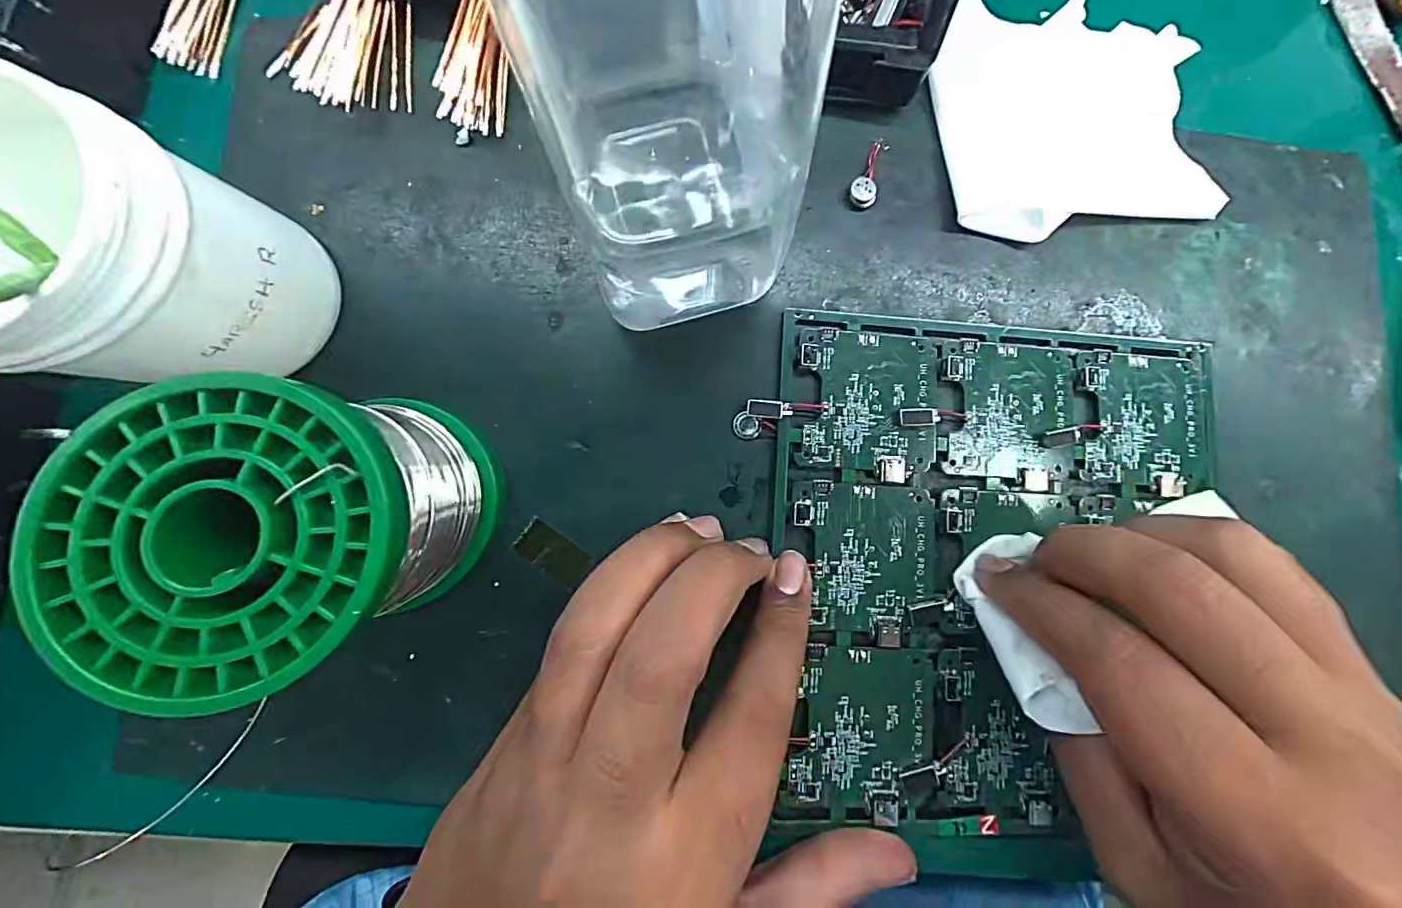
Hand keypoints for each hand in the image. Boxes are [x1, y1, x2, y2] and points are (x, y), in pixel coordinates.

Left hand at [403, 515, 915, 907]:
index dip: (780, 632)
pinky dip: (606, 587)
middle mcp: (614, 795)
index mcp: (688, 852)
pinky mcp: (502, 741)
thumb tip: (899, 855)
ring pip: (595, 630)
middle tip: (749, 550)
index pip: (750, 715)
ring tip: (695, 529)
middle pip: (664, 655)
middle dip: (713, 579)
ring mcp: (544, 760)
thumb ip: (809, 889)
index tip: (794, 576)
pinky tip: (639, 564)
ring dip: (650, 559)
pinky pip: (558, 645)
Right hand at [977, 517, 1401, 907]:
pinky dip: (1203, 549)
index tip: (1000, 582)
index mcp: (1271, 823)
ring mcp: (1378, 708)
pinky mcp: (1387, 686)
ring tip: (1095, 551)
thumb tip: (1045, 647)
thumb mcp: (1142, 874)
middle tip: (1035, 558)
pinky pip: (1284, 577)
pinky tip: (1162, 561)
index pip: (1125, 664)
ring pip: (1242, 557)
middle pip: (1182, 592)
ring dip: (1145, 534)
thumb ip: (1086, 756)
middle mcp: (1340, 749)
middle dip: (1085, 553)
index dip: (1045, 607)